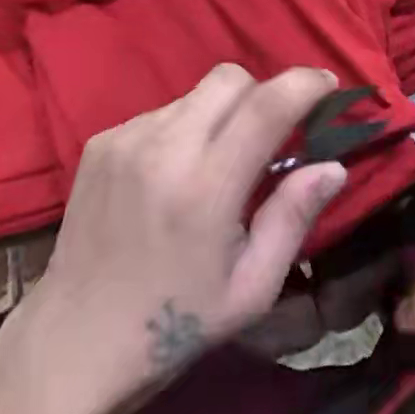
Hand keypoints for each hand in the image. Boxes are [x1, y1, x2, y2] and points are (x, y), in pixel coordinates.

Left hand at [0, 65, 348, 413]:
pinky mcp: (100, 141)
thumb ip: (292, 218)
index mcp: (205, 188)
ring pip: (192, 95)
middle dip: (261, 94)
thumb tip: (333, 166)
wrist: (81, 334)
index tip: (328, 83)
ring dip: (219, 115)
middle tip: (271, 135)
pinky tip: (173, 176)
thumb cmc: (178, 321)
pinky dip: (182, 130)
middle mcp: (161, 148)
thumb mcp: (252, 288)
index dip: (304, 84)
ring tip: (215, 165)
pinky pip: (159, 114)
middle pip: (228, 79)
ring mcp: (124, 139)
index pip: (265, 106)